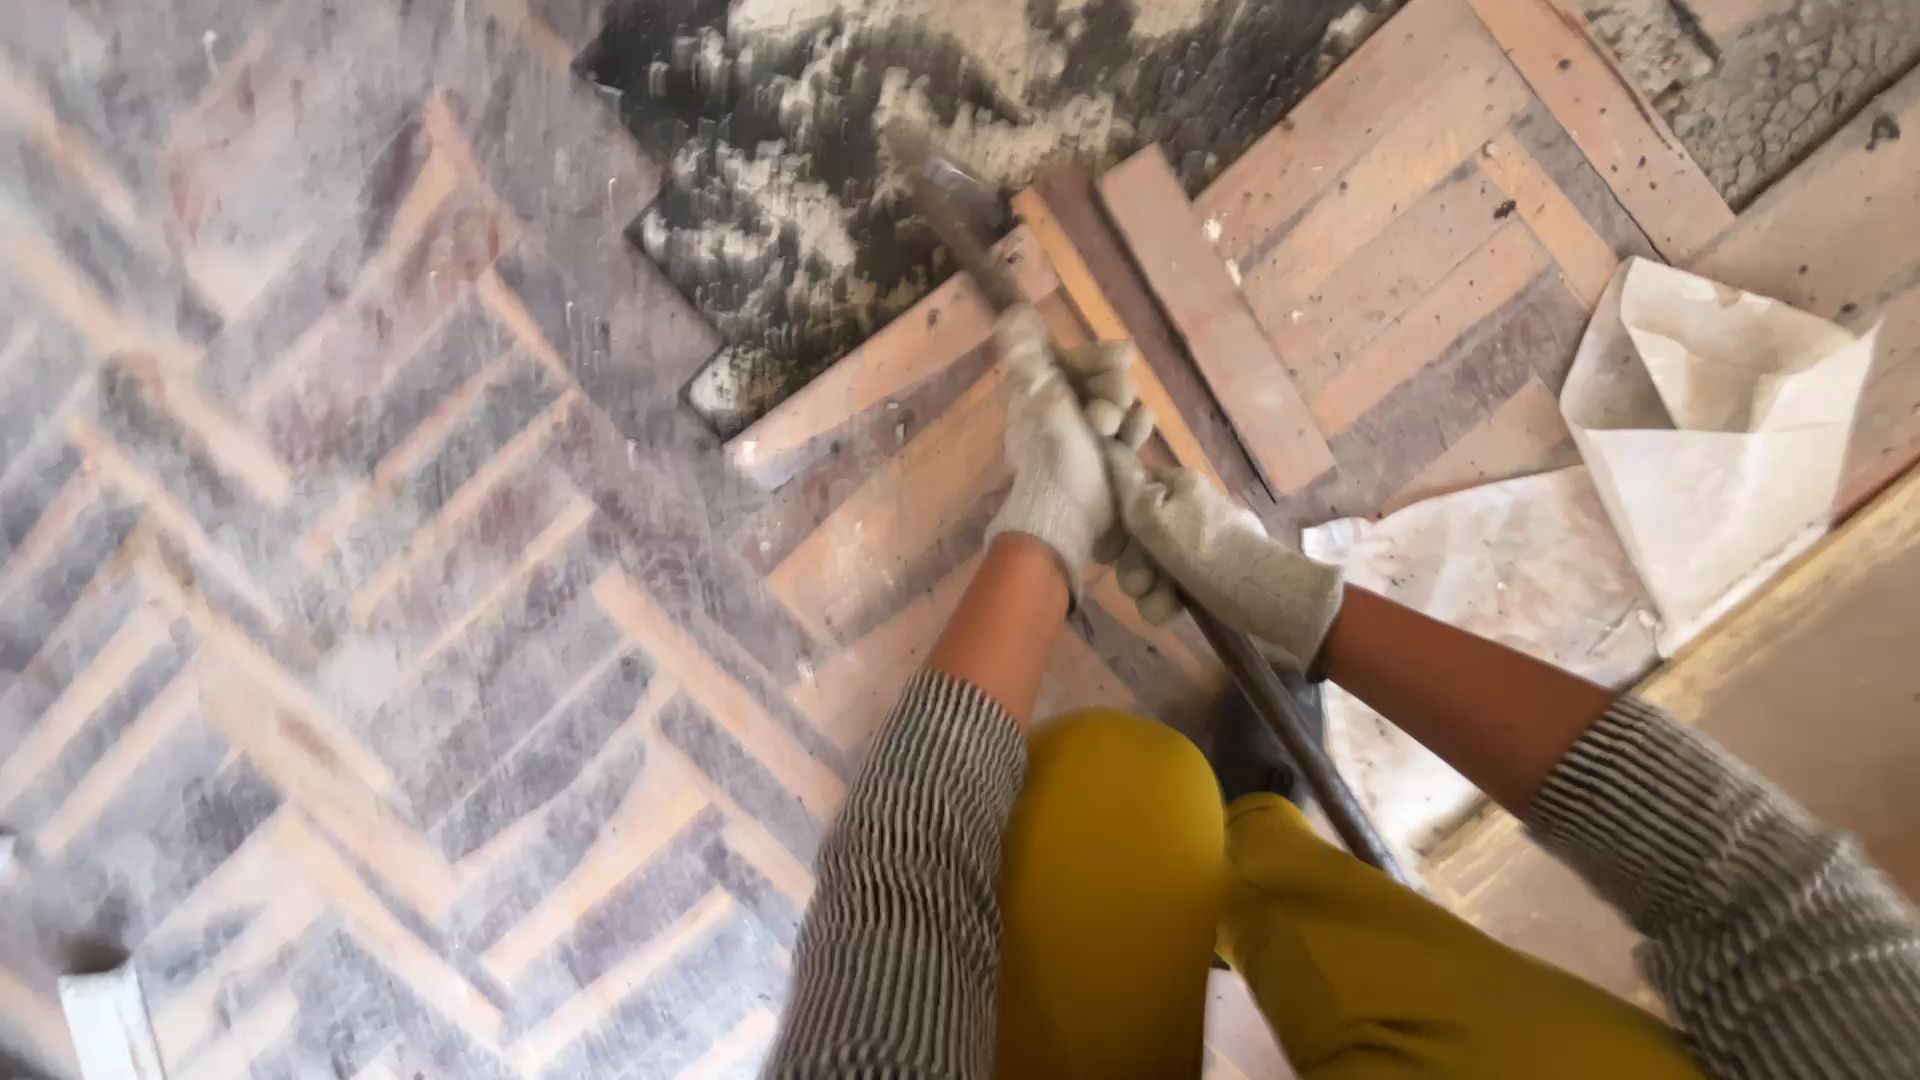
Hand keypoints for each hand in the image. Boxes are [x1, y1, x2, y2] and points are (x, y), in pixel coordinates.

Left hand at [986, 306, 1149, 599]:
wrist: (1071, 516)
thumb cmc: (1054, 458)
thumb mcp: (1040, 399)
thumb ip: (1030, 356)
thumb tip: (1011, 312)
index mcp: (1040, 392)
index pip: (1074, 358)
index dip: (1098, 357)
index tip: (1121, 358)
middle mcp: (1063, 407)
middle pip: (1104, 377)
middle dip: (1113, 389)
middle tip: (1106, 415)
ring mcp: (1087, 431)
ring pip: (1122, 400)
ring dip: (1125, 412)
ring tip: (1113, 434)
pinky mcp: (1109, 451)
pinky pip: (1133, 425)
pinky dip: (1136, 429)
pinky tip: (1130, 440)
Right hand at [1101, 445, 1343, 671]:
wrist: (1263, 594)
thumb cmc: (1203, 550)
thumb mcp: (1153, 514)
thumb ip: (1125, 486)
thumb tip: (1107, 446)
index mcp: (1177, 484)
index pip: (1130, 489)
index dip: (1113, 520)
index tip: (1108, 548)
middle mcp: (1185, 509)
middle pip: (1135, 536)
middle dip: (1133, 566)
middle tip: (1140, 582)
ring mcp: (1196, 544)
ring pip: (1149, 567)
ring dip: (1148, 590)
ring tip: (1162, 603)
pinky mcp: (1205, 575)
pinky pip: (1169, 586)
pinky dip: (1167, 601)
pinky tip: (1174, 611)